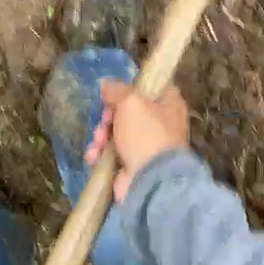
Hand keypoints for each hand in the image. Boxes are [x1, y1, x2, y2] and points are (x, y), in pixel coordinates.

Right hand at [85, 79, 189, 202]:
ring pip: (115, 133)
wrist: (150, 180)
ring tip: (98, 144)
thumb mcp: (131, 102)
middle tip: (105, 122)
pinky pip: (110, 154)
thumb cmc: (146, 134)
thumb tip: (106, 84)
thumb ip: (117, 90)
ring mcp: (145, 147)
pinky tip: (94, 157)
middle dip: (108, 117)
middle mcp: (160, 124)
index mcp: (169, 104)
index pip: (150, 89)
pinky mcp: (131, 165)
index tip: (114, 95)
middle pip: (127, 112)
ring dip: (101, 136)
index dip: (129, 90)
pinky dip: (99, 154)